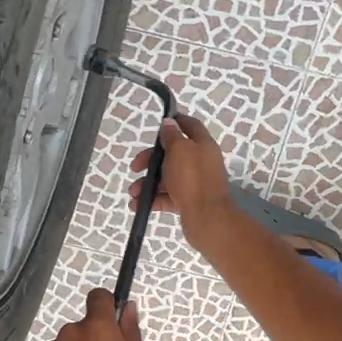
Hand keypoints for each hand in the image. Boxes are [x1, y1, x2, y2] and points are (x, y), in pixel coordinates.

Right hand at [129, 114, 232, 233]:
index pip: (191, 126)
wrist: (207, 218)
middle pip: (172, 154)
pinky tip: (138, 205)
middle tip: (135, 167)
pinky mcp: (188, 202)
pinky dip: (153, 199)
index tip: (160, 124)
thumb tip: (169, 123)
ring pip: (167, 177)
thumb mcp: (179, 150)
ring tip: (134, 193)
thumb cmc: (192, 179)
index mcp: (202, 146)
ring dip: (148, 183)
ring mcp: (195, 183)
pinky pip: (167, 197)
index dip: (176, 122)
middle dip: (150, 160)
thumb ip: (172, 136)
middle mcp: (200, 163)